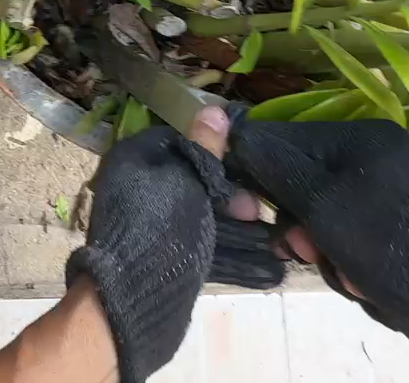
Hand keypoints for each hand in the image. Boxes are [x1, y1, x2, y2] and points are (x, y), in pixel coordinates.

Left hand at [68, 107, 281, 382]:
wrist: (131, 299)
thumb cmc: (159, 226)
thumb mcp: (187, 180)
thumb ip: (203, 147)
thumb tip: (215, 108)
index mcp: (136, 158)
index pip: (179, 140)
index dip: (214, 148)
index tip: (247, 160)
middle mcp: (139, 186)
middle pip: (193, 180)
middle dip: (231, 195)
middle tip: (259, 209)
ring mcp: (151, 224)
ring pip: (202, 217)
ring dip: (239, 230)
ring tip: (277, 242)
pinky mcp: (165, 258)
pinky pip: (202, 247)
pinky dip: (232, 256)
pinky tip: (268, 269)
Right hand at [223, 107, 408, 382]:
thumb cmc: (401, 250)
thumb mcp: (325, 207)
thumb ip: (273, 166)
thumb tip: (223, 122)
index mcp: (360, 139)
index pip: (282, 142)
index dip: (257, 175)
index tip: (248, 212)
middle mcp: (381, 158)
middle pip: (307, 183)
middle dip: (299, 223)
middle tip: (303, 252)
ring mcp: (403, 194)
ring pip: (333, 217)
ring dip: (330, 250)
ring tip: (352, 276)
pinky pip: (365, 238)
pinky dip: (360, 262)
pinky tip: (375, 284)